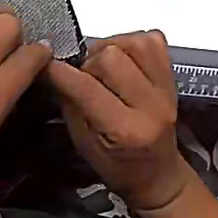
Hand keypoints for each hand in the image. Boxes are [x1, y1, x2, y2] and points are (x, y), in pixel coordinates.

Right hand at [47, 30, 193, 211]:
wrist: (159, 176)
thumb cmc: (116, 165)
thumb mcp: (82, 143)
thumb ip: (69, 102)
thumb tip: (51, 68)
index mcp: (126, 130)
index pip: (86, 87)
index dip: (59, 70)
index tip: (44, 64)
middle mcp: (151, 106)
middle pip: (111, 57)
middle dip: (90, 63)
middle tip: (86, 78)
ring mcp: (166, 90)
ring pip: (134, 43)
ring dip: (112, 49)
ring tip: (105, 67)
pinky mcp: (173, 78)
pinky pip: (154, 41)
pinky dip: (133, 44)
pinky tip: (124, 60)